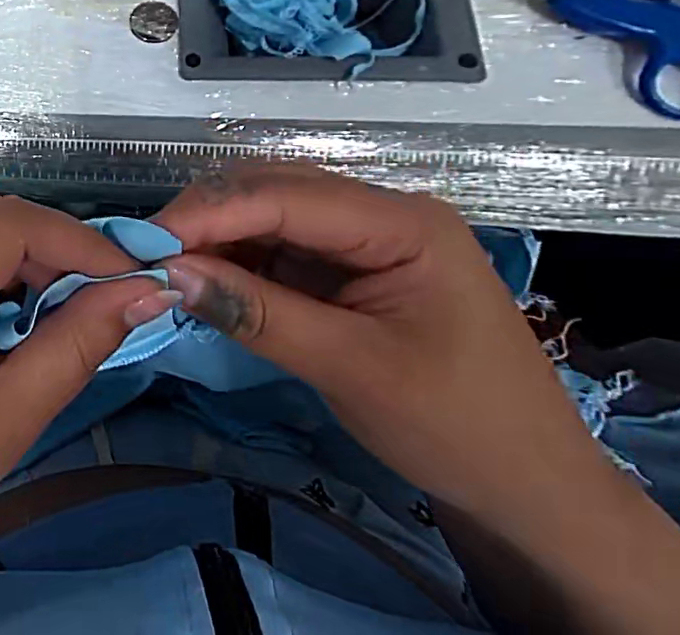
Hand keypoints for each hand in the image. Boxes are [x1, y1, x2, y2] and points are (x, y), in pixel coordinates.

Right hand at [152, 165, 600, 518]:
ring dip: (217, 238)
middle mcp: (381, 213)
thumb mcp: (352, 369)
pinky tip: (207, 279)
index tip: (147, 242)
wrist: (531, 488)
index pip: (286, 197)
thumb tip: (172, 273)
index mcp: (403, 222)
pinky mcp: (348, 268)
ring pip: (270, 216)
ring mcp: (364, 239)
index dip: (210, 213)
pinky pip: (278, 249)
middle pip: (275, 191)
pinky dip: (237, 262)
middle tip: (147, 254)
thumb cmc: (459, 427)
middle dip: (208, 218)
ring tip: (168, 267)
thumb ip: (258, 314)